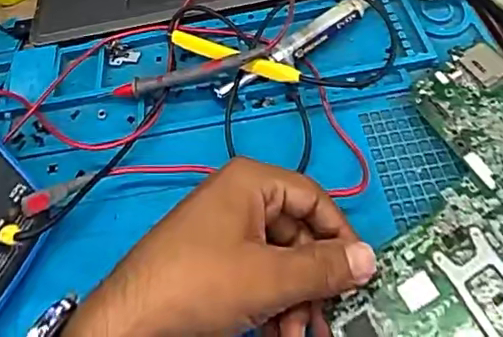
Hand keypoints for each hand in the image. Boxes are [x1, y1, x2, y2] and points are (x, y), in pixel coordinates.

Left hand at [66, 157, 376, 336]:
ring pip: (283, 259)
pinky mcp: (220, 260)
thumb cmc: (196, 281)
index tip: (360, 272)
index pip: (312, 196)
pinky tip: (279, 330)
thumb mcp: (268, 277)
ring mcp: (229, 229)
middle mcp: (241, 197)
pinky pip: (262, 273)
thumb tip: (365, 258)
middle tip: (328, 315)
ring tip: (298, 330)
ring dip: (298, 296)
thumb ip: (321, 268)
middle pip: (299, 232)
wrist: (138, 318)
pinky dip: (276, 301)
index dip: (339, 234)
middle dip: (315, 278)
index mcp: (251, 181)